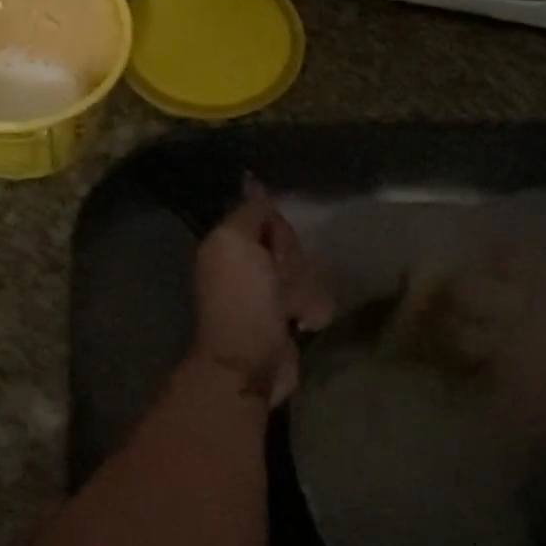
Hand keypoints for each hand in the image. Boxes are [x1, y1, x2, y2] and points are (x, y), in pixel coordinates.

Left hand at [190, 178, 334, 405]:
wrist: (250, 364)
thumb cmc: (242, 300)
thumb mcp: (235, 243)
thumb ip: (248, 213)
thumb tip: (252, 181)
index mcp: (229, 244)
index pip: (267, 216)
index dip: (277, 230)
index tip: (277, 248)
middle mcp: (248, 264)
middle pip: (290, 243)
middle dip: (293, 261)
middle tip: (282, 280)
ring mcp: (271, 292)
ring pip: (307, 270)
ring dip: (305, 288)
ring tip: (293, 309)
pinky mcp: (291, 318)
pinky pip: (316, 298)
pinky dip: (313, 309)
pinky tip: (303, 322)